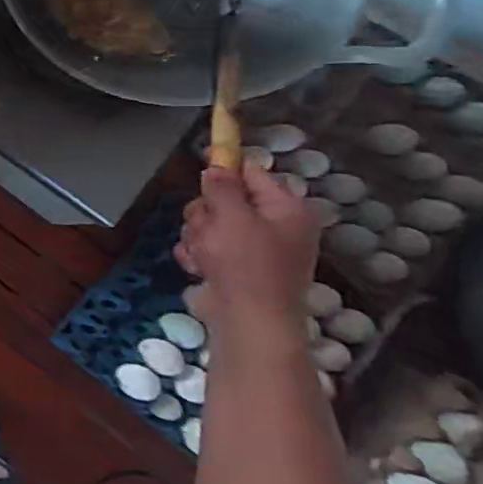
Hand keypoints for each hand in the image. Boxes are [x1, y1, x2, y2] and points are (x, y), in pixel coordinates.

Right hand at [175, 163, 317, 326]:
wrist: (248, 319)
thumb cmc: (246, 264)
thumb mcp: (232, 217)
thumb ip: (222, 187)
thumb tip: (217, 166)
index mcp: (285, 209)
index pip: (253, 172)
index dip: (225, 166)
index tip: (202, 164)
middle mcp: (273, 225)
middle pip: (223, 198)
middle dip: (204, 212)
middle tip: (207, 228)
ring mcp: (253, 247)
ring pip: (207, 223)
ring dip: (197, 236)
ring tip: (204, 254)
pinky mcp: (233, 265)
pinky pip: (204, 246)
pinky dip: (196, 254)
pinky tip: (199, 267)